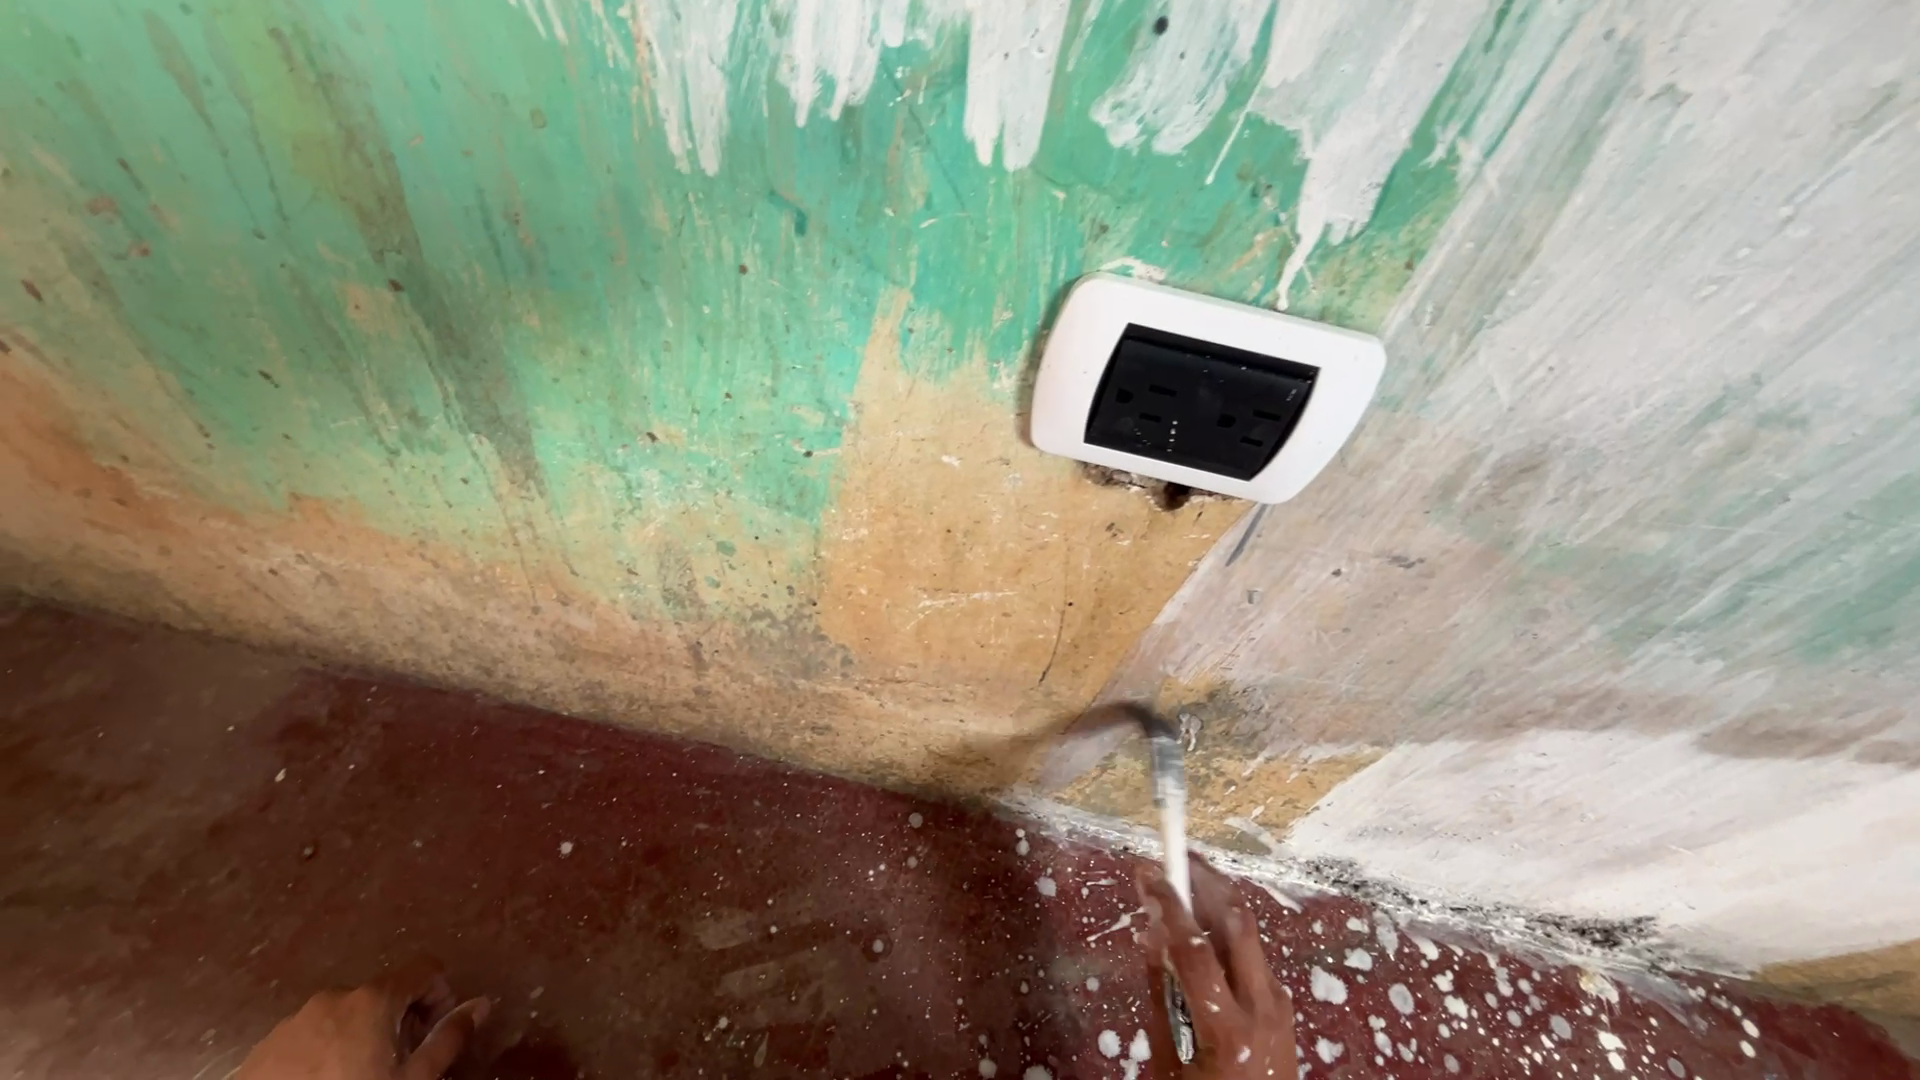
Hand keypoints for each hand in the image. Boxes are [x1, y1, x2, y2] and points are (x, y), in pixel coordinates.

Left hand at [237, 957, 489, 1079]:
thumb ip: (449, 1037)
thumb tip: (482, 1003)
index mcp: (374, 998)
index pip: (426, 968)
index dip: (441, 995)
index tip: (434, 1032)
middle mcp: (335, 997)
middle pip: (385, 993)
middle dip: (400, 1020)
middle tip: (397, 1063)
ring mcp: (292, 1022)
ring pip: (345, 1015)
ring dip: (360, 1035)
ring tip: (355, 1078)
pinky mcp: (261, 1050)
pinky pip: (308, 1037)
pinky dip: (323, 1052)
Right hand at [1139, 856, 1296, 1078]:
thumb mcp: (1169, 1059)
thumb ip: (1161, 993)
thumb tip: (1151, 934)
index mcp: (1226, 1026)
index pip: (1193, 946)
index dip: (1167, 901)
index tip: (1144, 870)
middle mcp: (1261, 1006)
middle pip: (1238, 920)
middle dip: (1206, 879)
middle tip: (1177, 857)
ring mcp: (1280, 1005)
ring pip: (1249, 933)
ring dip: (1217, 901)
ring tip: (1186, 882)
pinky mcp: (1285, 1006)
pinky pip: (1253, 955)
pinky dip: (1227, 931)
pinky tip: (1204, 930)